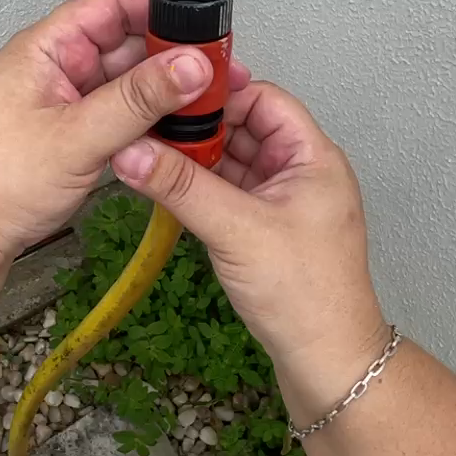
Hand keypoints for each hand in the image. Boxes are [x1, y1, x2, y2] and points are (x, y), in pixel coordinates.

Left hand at [0, 0, 251, 264]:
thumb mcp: (77, 137)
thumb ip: (137, 100)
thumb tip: (188, 66)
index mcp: (42, 51)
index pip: (106, 8)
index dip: (154, 11)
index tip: (197, 27)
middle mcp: (54, 69)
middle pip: (123, 45)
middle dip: (168, 57)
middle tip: (212, 72)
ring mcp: (64, 100)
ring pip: (125, 82)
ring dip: (160, 91)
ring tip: (200, 104)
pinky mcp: (72, 129)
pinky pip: (118, 111)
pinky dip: (146, 118)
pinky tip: (172, 130)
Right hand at [108, 83, 388, 412]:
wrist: (326, 362)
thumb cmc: (302, 293)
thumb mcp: (236, 229)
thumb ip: (180, 187)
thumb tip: (129, 151)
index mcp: (312, 157)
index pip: (264, 98)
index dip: (220, 93)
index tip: (172, 96)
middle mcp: (300, 172)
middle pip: (245, 128)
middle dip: (200, 129)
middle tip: (151, 127)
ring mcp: (283, 202)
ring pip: (234, 162)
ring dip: (198, 160)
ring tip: (152, 156)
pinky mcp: (267, 229)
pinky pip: (231, 192)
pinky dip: (203, 188)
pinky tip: (170, 189)